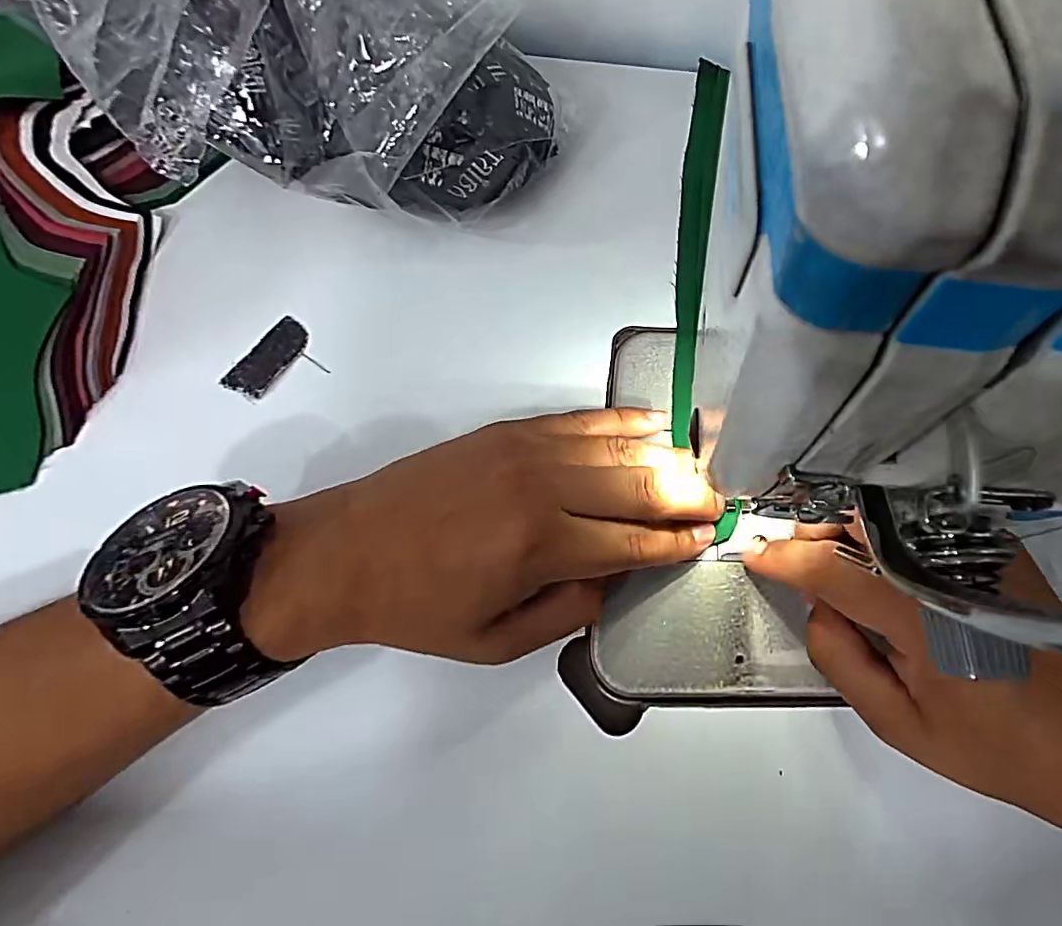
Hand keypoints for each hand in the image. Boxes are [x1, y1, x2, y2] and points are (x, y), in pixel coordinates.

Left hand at [244, 408, 723, 664]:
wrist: (340, 552)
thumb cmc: (418, 606)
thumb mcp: (494, 642)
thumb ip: (569, 612)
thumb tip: (620, 577)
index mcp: (539, 546)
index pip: (633, 540)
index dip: (678, 541)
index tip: (711, 538)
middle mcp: (542, 487)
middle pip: (639, 485)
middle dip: (689, 495)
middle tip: (721, 500)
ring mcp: (528, 448)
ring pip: (620, 446)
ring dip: (668, 456)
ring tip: (702, 465)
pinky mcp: (512, 428)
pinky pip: (584, 419)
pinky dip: (625, 422)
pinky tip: (655, 423)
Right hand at [744, 527, 1061, 824]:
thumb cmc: (1004, 743)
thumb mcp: (904, 726)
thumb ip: (843, 661)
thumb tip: (816, 609)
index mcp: (919, 614)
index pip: (830, 566)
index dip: (783, 558)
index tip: (756, 558)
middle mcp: (947, 564)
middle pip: (857, 520)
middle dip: (814, 533)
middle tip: (798, 563)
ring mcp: (976, 547)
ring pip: (887, 512)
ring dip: (848, 529)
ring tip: (836, 566)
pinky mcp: (996, 542)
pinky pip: (920, 521)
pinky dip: (886, 531)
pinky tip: (884, 562)